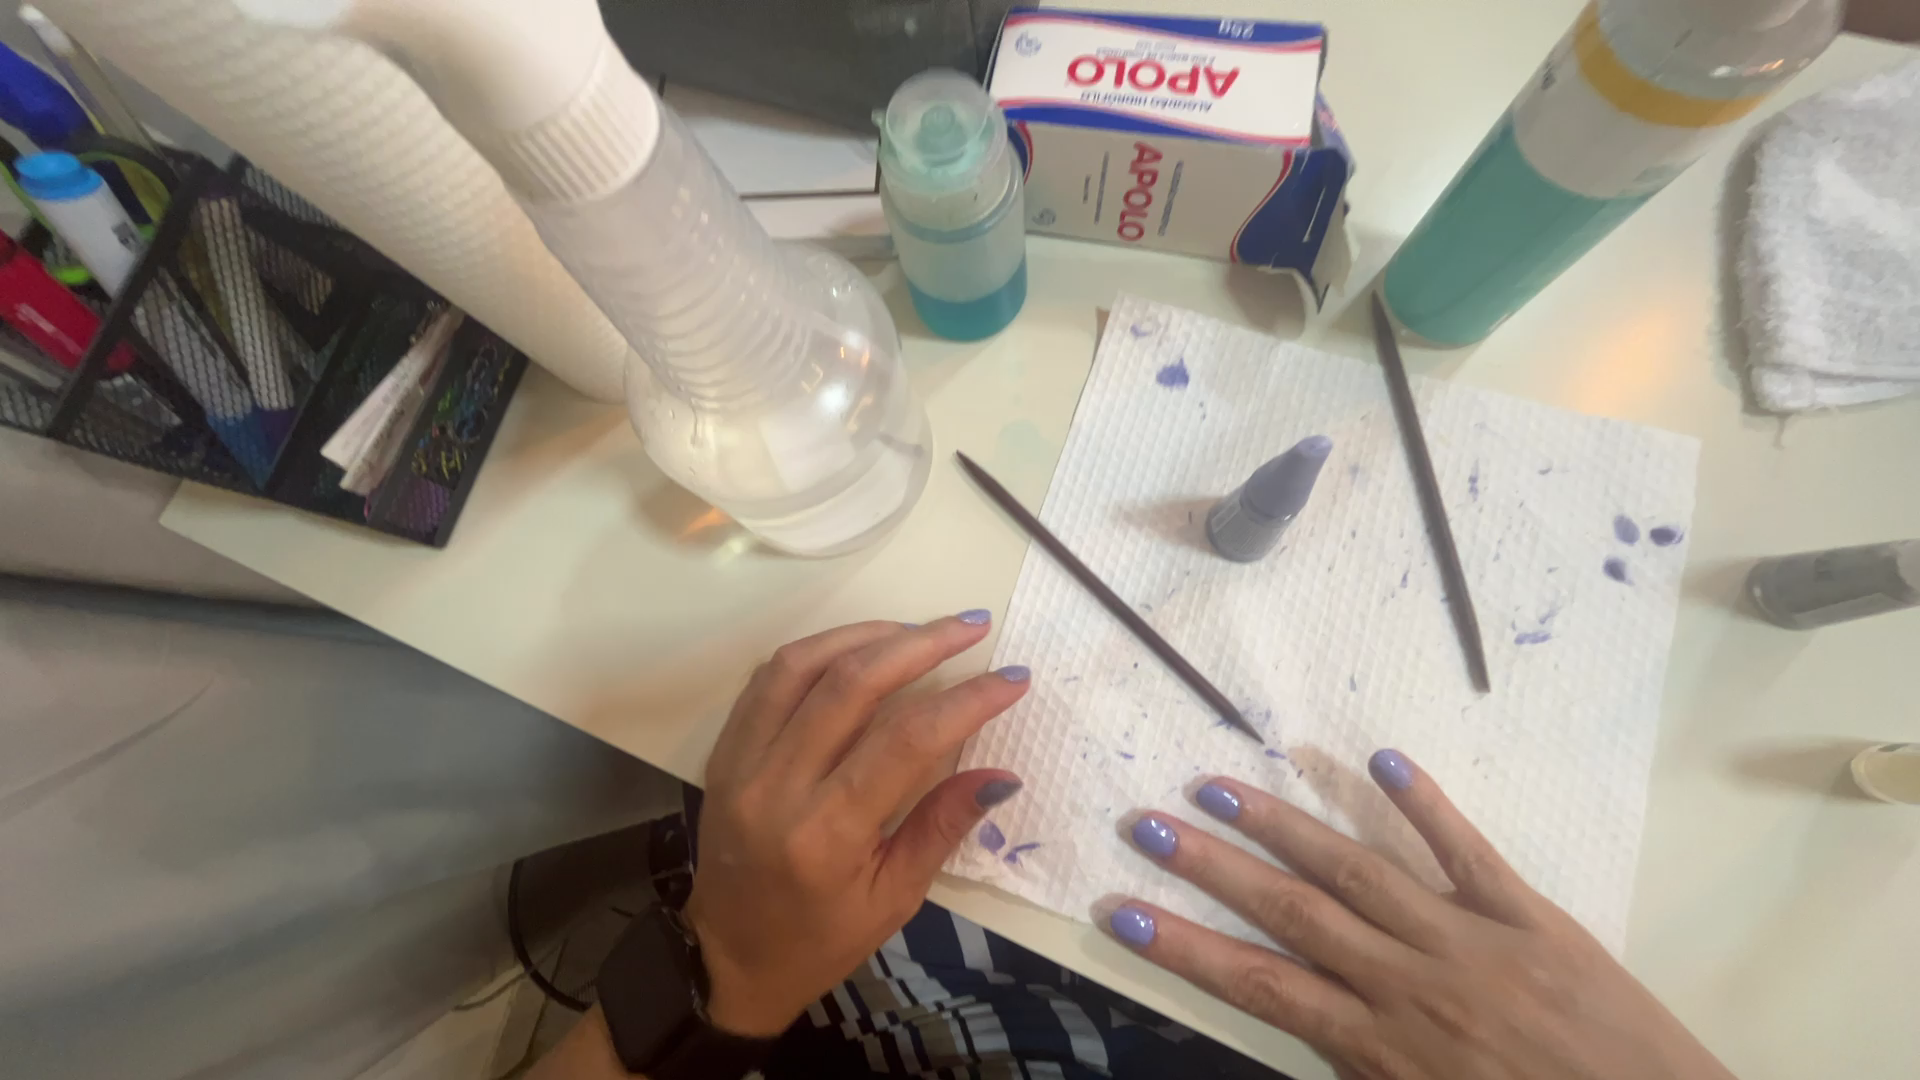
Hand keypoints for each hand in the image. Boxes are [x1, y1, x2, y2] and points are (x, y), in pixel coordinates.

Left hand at [683, 614, 1028, 1036]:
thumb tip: (1002, 776)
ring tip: (920, 629)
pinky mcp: (726, 748)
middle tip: (972, 625)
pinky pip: (770, 676)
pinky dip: (820, 648)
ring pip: (805, 664)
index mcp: (826, 835)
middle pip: (854, 684)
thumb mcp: (894, 898)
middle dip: (923, 644)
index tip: (1012, 679)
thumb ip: (943, 826)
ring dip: (869, 634)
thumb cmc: (820, 939)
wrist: (726, 957)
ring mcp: (742, 760)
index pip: (907, 742)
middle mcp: (777, 786)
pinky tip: (859, 644)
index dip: (967, 701)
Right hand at [1104, 750, 1735, 1079]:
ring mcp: (1468, 938)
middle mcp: (1408, 981)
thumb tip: (1286, 1012)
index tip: (1121, 912)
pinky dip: (1425, 805)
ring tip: (1218, 786)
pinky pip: (1469, 853)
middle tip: (1148, 823)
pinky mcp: (1529, 916)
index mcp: (1380, 1044)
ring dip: (1282, 825)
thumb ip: (1351, 1069)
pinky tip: (1380, 757)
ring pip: (1356, 869)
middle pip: (1289, 912)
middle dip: (1210, 868)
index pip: (1256, 985)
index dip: (1183, 948)